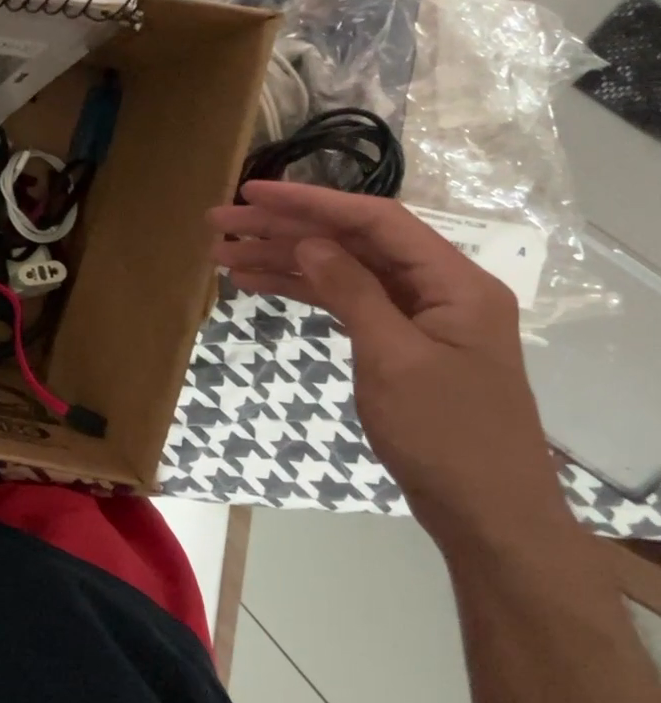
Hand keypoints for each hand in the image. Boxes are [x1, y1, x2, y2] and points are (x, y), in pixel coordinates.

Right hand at [207, 182, 571, 550]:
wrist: (485, 509)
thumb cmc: (445, 432)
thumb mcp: (393, 358)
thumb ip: (353, 292)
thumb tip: (308, 240)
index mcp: (456, 283)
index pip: (376, 221)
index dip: (311, 202)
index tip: (252, 193)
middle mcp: (438, 288)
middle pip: (352, 241)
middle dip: (283, 228)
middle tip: (218, 223)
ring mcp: (416, 315)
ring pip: (340, 269)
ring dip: (281, 259)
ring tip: (220, 254)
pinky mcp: (396, 340)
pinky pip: (341, 299)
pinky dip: (299, 289)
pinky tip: (253, 283)